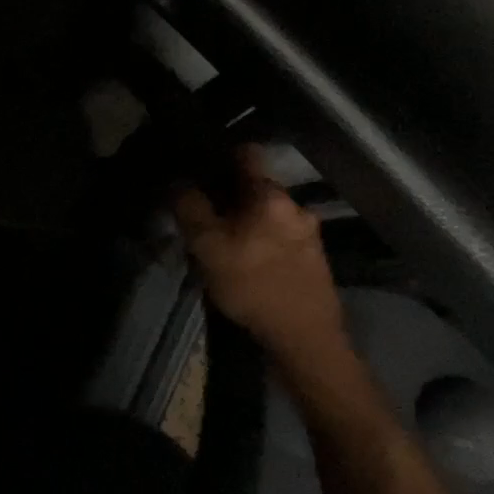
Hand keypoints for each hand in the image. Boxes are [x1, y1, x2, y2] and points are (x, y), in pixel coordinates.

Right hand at [175, 146, 344, 356]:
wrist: (305, 340)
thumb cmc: (252, 285)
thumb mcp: (206, 245)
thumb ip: (189, 207)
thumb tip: (178, 182)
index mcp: (270, 195)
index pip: (245, 153)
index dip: (218, 155)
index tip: (196, 168)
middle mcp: (296, 206)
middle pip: (254, 187)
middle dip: (228, 197)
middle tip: (202, 216)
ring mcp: (310, 234)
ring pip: (267, 214)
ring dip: (245, 222)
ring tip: (222, 245)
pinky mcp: (314, 260)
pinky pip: (279, 237)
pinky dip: (261, 242)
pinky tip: (246, 265)